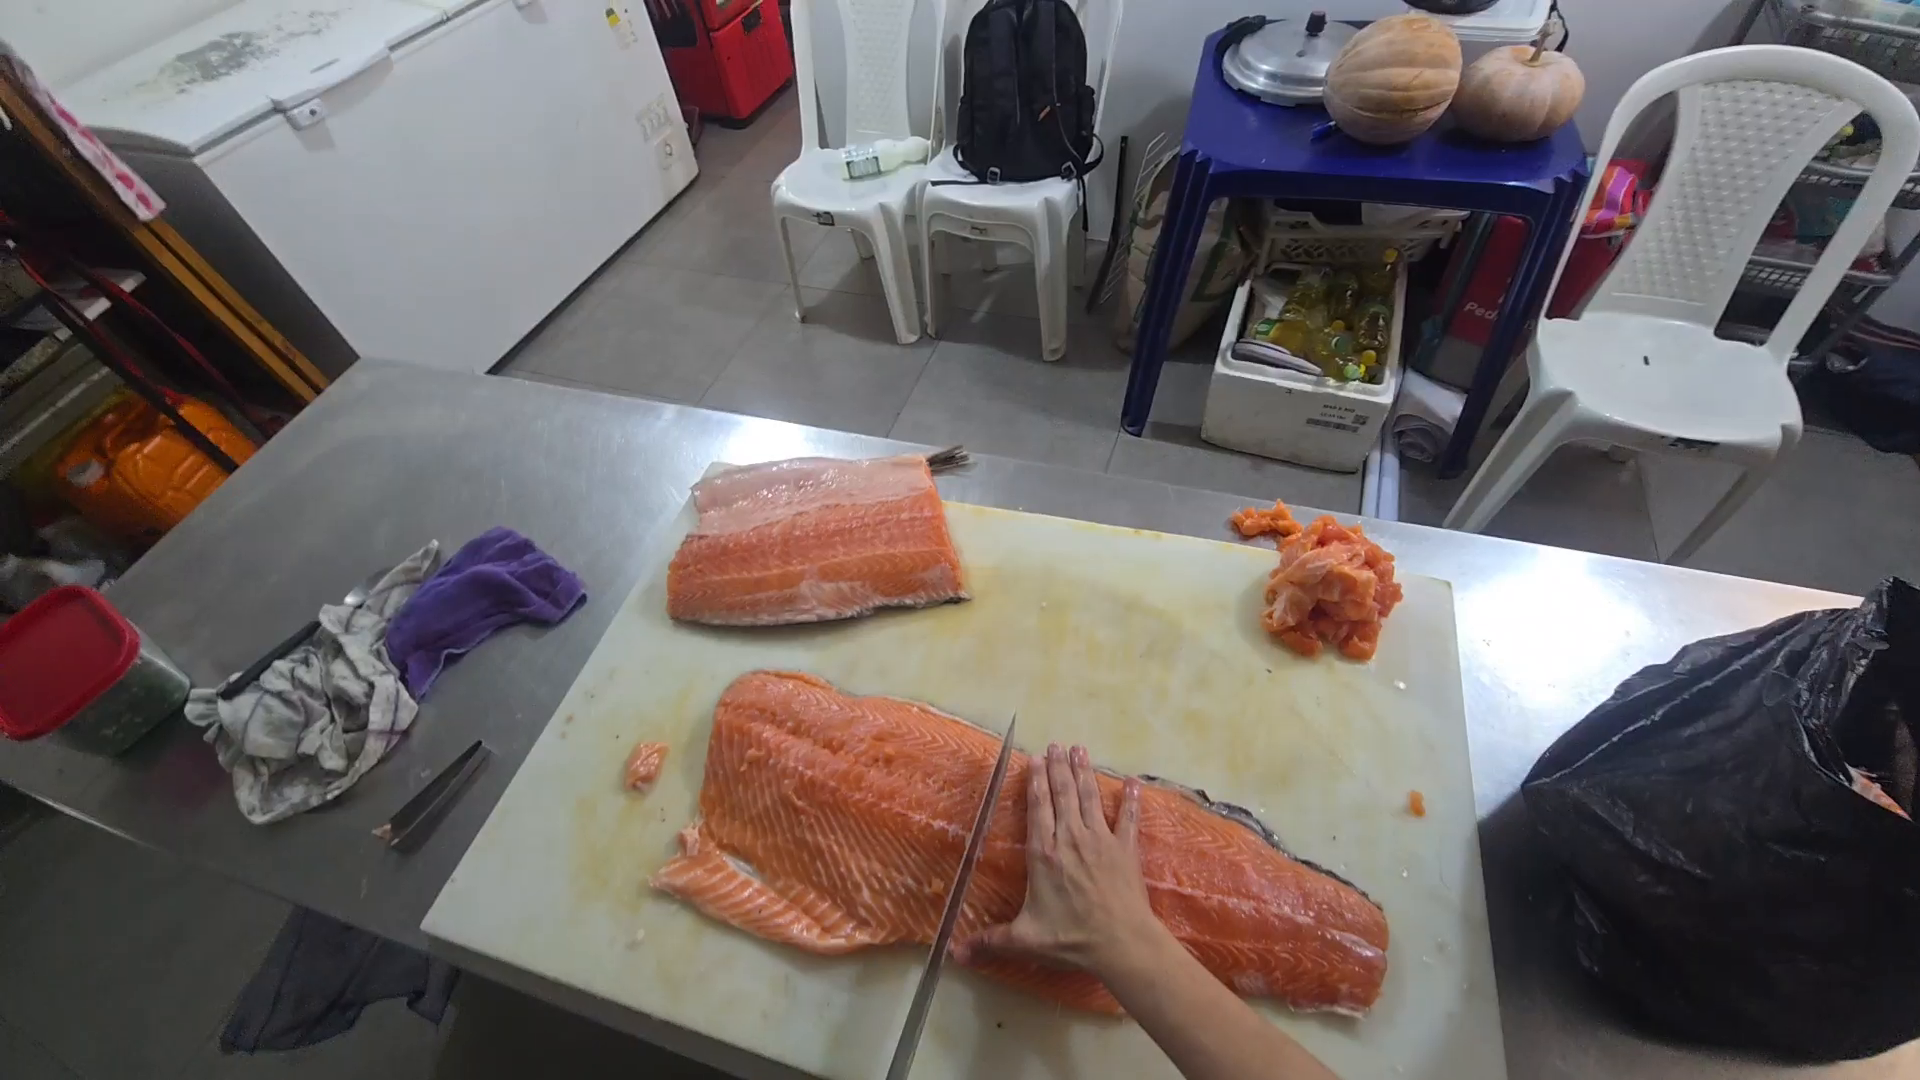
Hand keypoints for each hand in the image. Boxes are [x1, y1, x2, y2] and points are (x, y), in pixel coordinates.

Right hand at [953, 743, 1160, 978]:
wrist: (1121, 944)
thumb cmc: (1071, 938)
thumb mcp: (1025, 939)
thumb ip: (991, 941)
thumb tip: (954, 954)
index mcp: (1044, 852)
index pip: (1038, 806)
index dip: (1035, 779)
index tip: (1034, 757)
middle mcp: (1070, 837)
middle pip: (1063, 793)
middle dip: (1058, 766)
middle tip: (1056, 744)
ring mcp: (1100, 839)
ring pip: (1090, 797)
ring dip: (1084, 771)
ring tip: (1080, 748)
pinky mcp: (1125, 848)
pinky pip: (1128, 819)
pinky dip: (1130, 799)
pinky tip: (1132, 782)